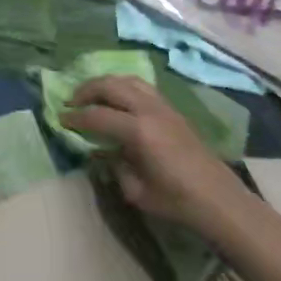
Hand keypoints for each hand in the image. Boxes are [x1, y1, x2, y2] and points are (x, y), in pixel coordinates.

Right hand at [63, 76, 250, 231]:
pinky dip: (123, 86)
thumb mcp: (135, 190)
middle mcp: (149, 110)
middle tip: (71, 102)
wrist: (220, 201)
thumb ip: (113, 164)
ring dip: (105, 84)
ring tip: (92, 96)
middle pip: (109, 85)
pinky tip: (117, 100)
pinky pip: (142, 86)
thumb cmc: (176, 201)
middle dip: (85, 91)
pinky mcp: (172, 109)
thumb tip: (100, 150)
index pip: (96, 115)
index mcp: (138, 131)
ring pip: (126, 79)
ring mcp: (163, 106)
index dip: (75, 118)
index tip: (60, 120)